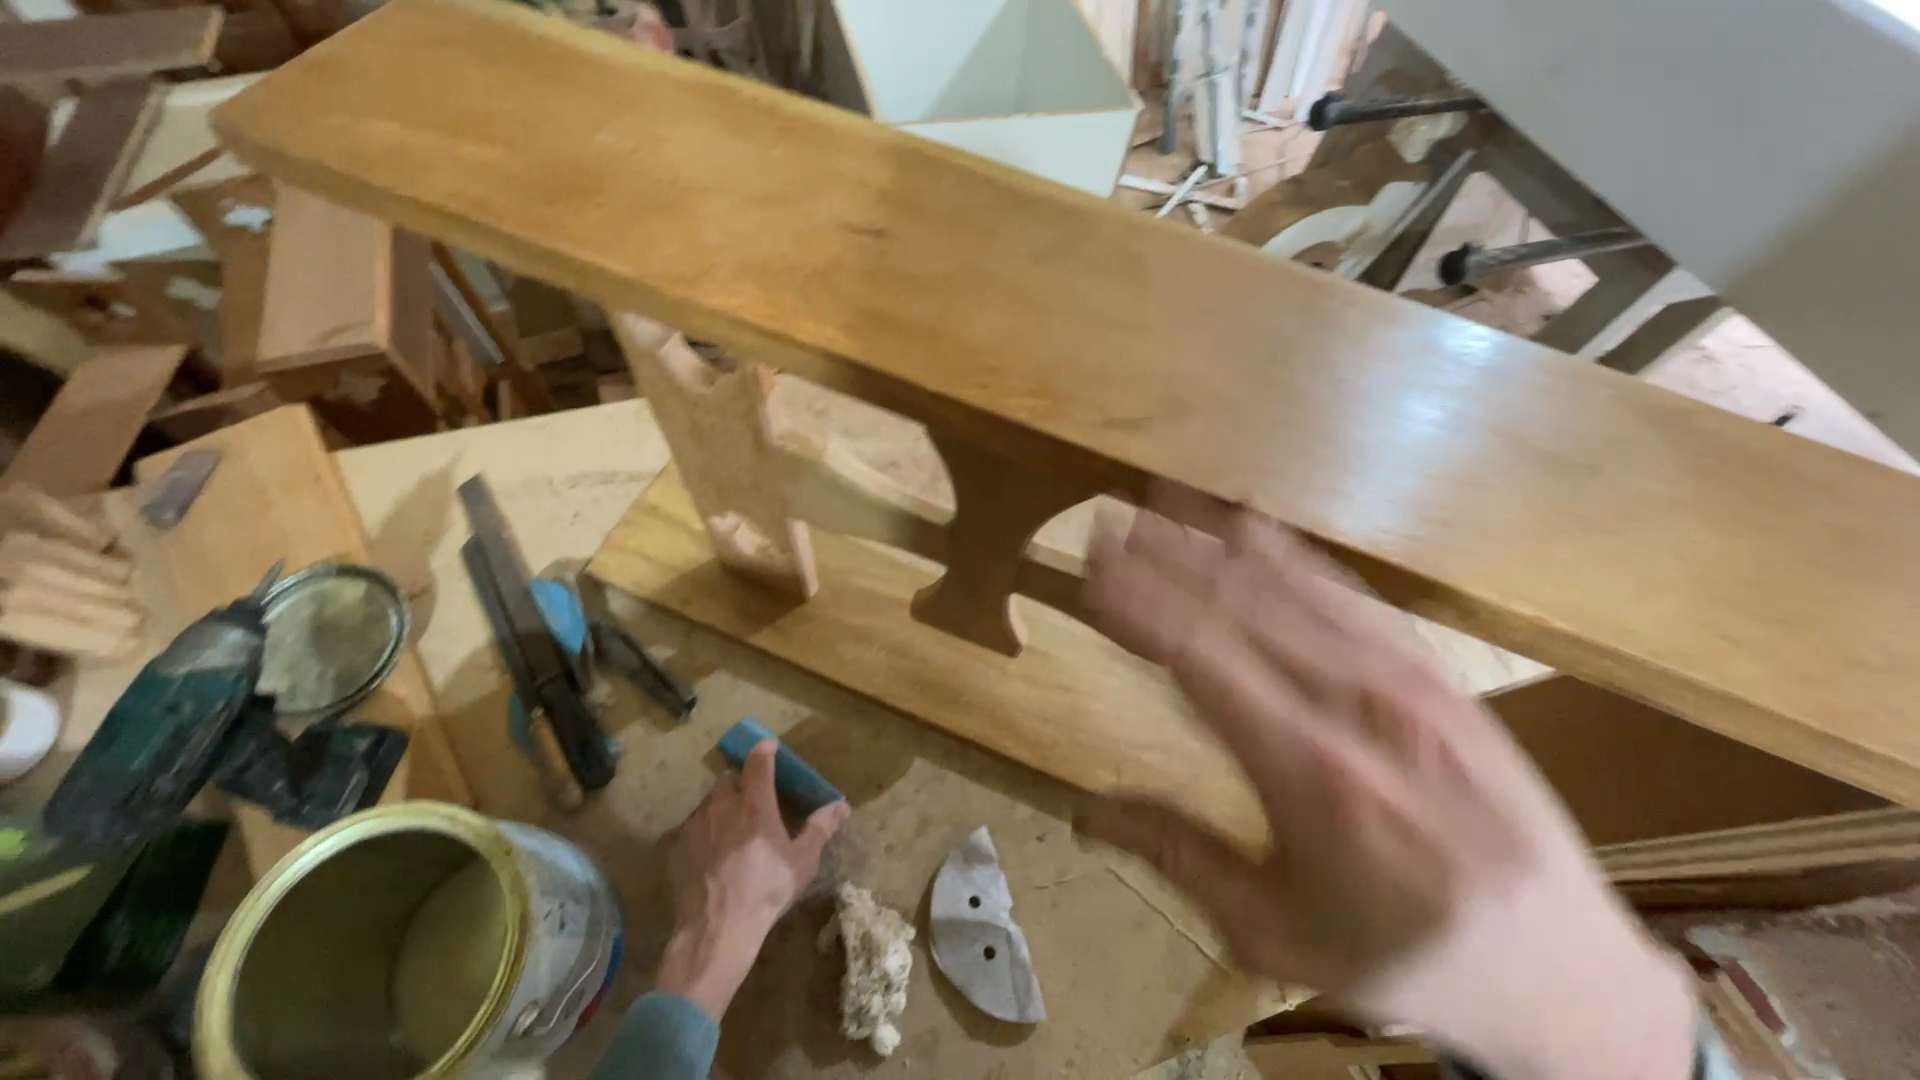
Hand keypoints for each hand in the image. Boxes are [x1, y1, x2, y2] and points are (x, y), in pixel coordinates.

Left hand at [656, 739, 849, 1017]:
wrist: (718, 928)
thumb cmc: (766, 890)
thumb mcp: (802, 860)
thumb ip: (821, 827)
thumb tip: (842, 805)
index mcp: (755, 804)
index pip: (759, 762)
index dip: (765, 750)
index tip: (770, 746)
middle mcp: (722, 805)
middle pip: (728, 779)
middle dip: (740, 782)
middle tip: (752, 800)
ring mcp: (694, 825)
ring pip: (707, 802)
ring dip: (720, 807)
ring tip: (730, 829)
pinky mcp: (674, 846)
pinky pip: (688, 829)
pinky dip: (700, 833)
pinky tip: (708, 854)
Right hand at [1076, 492, 1695, 1079]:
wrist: (1566, 974)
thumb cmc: (1404, 961)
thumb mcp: (1276, 934)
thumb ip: (1178, 858)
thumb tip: (1086, 811)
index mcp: (1311, 775)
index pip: (1202, 660)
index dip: (1142, 608)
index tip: (1093, 573)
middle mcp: (1360, 709)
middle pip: (1244, 608)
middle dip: (1168, 559)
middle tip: (1109, 524)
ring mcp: (1409, 684)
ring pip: (1297, 589)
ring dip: (1221, 544)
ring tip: (1164, 504)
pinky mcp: (1439, 677)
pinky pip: (1354, 598)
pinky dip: (1296, 558)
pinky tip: (1256, 530)